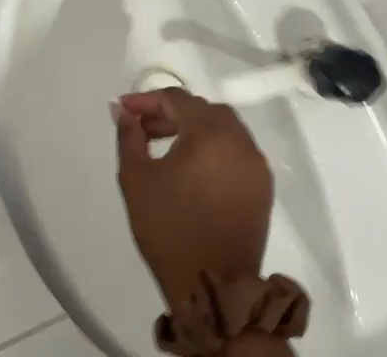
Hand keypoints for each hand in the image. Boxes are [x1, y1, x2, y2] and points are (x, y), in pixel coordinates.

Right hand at [112, 87, 273, 301]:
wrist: (213, 286)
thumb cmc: (168, 227)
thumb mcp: (136, 177)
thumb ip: (129, 135)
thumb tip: (124, 111)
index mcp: (211, 135)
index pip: (177, 100)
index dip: (147, 100)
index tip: (123, 110)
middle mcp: (241, 143)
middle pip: (204, 110)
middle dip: (171, 112)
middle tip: (143, 127)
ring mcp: (256, 167)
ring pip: (225, 129)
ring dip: (195, 128)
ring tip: (165, 145)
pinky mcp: (262, 190)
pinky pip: (237, 151)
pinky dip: (214, 147)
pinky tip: (191, 166)